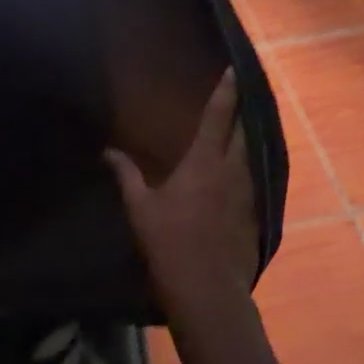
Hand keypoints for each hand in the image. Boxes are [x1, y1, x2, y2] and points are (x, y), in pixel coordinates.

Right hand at [105, 70, 260, 308]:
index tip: (235, 71)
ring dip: (245, 141)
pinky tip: (235, 175)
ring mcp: (248, 196)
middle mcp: (232, 173)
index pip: (218, 119)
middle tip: (239, 96)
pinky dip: (244, 169)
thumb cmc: (168, 243)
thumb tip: (107, 151)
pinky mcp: (255, 217)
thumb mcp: (139, 207)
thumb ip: (126, 175)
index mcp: (203, 164)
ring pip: (250, 158)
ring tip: (237, 130)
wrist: (209, 291)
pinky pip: (251, 182)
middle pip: (243, 134)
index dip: (226, 94)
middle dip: (241, 113)